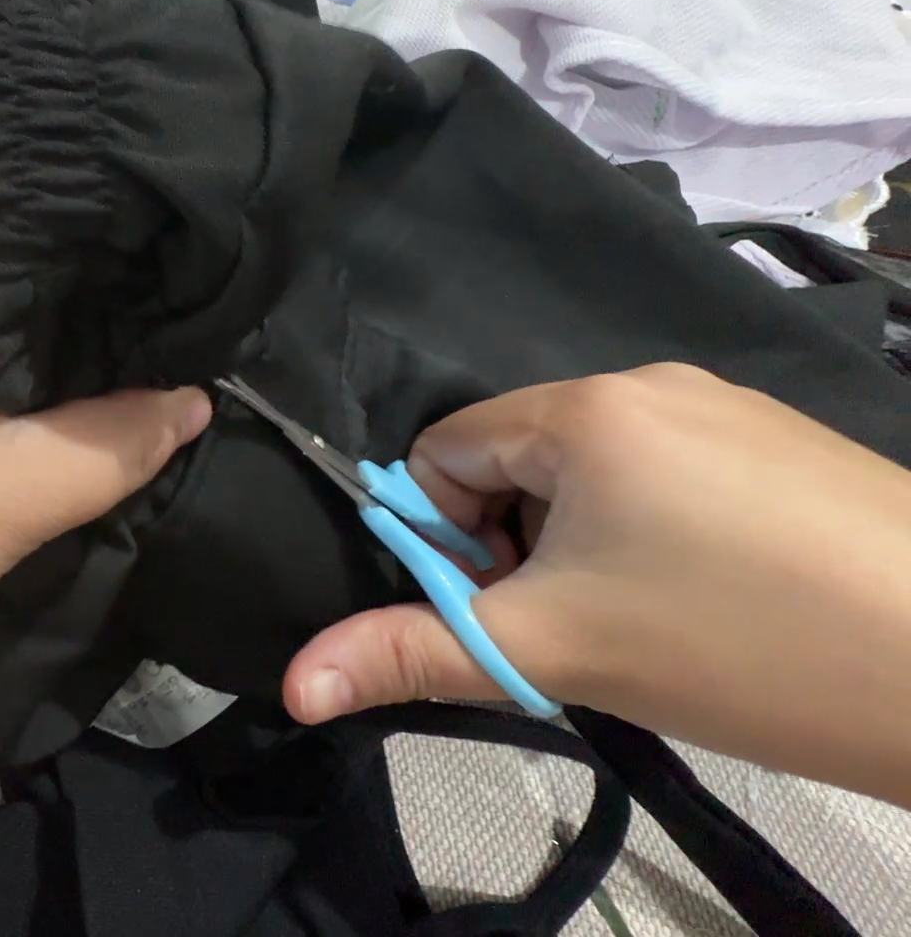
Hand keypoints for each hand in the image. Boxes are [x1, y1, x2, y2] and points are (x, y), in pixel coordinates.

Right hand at [283, 364, 910, 803]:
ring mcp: (722, 408)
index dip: (449, 533)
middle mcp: (646, 385)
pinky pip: (653, 472)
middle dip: (512, 542)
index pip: (442, 451)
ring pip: (579, 472)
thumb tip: (294, 688)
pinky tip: (707, 590)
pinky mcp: (779, 442)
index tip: (514, 600)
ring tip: (644, 610)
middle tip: (579, 616)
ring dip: (573, 541)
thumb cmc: (746, 644)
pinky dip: (641, 529)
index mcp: (582, 408)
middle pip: (508, 461)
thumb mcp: (552, 649)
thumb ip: (408, 655)